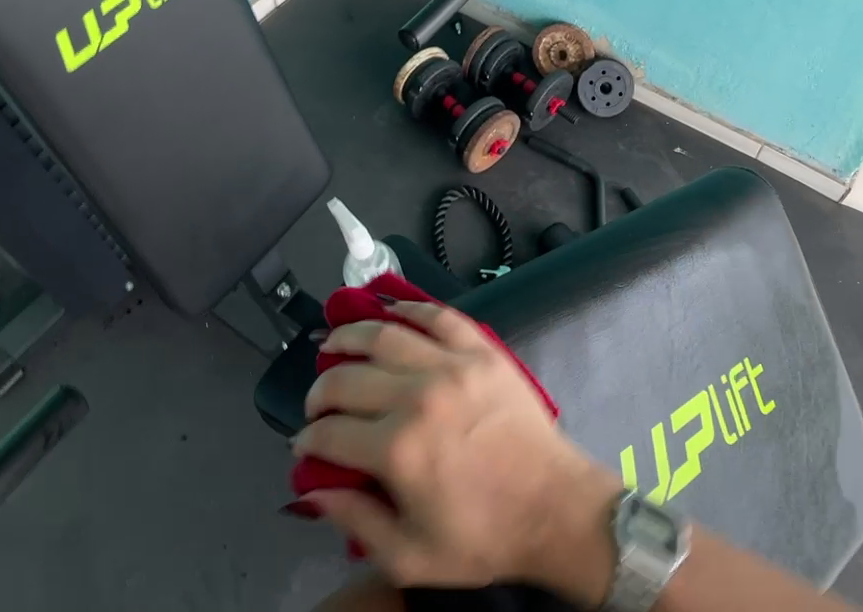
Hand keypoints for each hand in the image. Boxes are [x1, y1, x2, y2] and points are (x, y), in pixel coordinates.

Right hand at [293, 300, 622, 602]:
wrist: (555, 508)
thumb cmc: (485, 536)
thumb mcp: (410, 556)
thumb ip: (355, 521)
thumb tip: (313, 487)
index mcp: (397, 450)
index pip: (329, 432)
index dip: (308, 439)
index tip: (307, 444)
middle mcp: (418, 397)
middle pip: (347, 377)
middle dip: (320, 390)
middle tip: (318, 403)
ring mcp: (453, 366)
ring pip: (384, 335)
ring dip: (350, 336)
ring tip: (336, 345)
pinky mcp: (482, 351)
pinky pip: (438, 316)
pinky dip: (409, 308)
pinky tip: (390, 311)